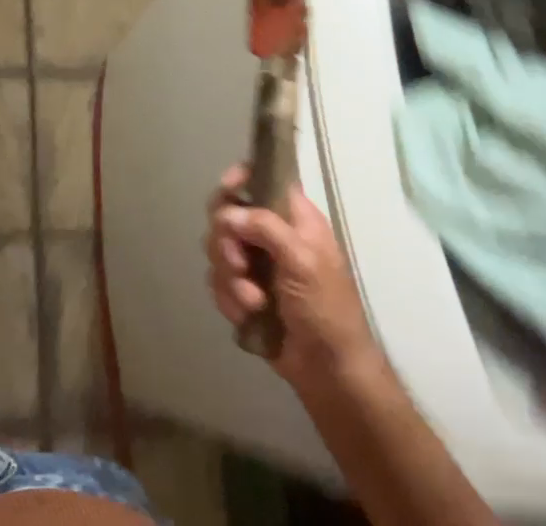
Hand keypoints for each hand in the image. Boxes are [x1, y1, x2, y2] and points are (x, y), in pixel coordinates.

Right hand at [205, 166, 380, 385]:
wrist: (327, 367)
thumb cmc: (326, 309)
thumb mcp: (304, 261)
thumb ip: (266, 229)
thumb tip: (226, 214)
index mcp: (295, 219)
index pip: (263, 179)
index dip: (241, 178)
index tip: (227, 189)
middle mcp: (272, 234)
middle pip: (227, 214)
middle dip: (226, 242)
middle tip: (241, 264)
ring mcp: (256, 263)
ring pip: (218, 250)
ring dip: (230, 278)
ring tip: (253, 301)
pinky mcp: (243, 290)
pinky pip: (218, 281)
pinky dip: (229, 299)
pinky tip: (248, 315)